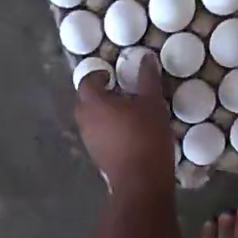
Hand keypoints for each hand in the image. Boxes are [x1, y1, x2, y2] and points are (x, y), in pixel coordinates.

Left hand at [76, 51, 173, 193]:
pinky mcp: (97, 158)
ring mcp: (89, 141)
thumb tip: (146, 57)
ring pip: (91, 120)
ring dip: (103, 113)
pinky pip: (98, 136)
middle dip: (99, 94)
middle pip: (85, 101)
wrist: (141, 180)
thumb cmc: (146, 136)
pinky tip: (126, 134)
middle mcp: (84, 121)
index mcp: (93, 103)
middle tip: (119, 92)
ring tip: (125, 113)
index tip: (112, 76)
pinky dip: (107, 130)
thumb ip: (148, 79)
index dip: (99, 75)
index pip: (88, 81)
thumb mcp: (152, 103)